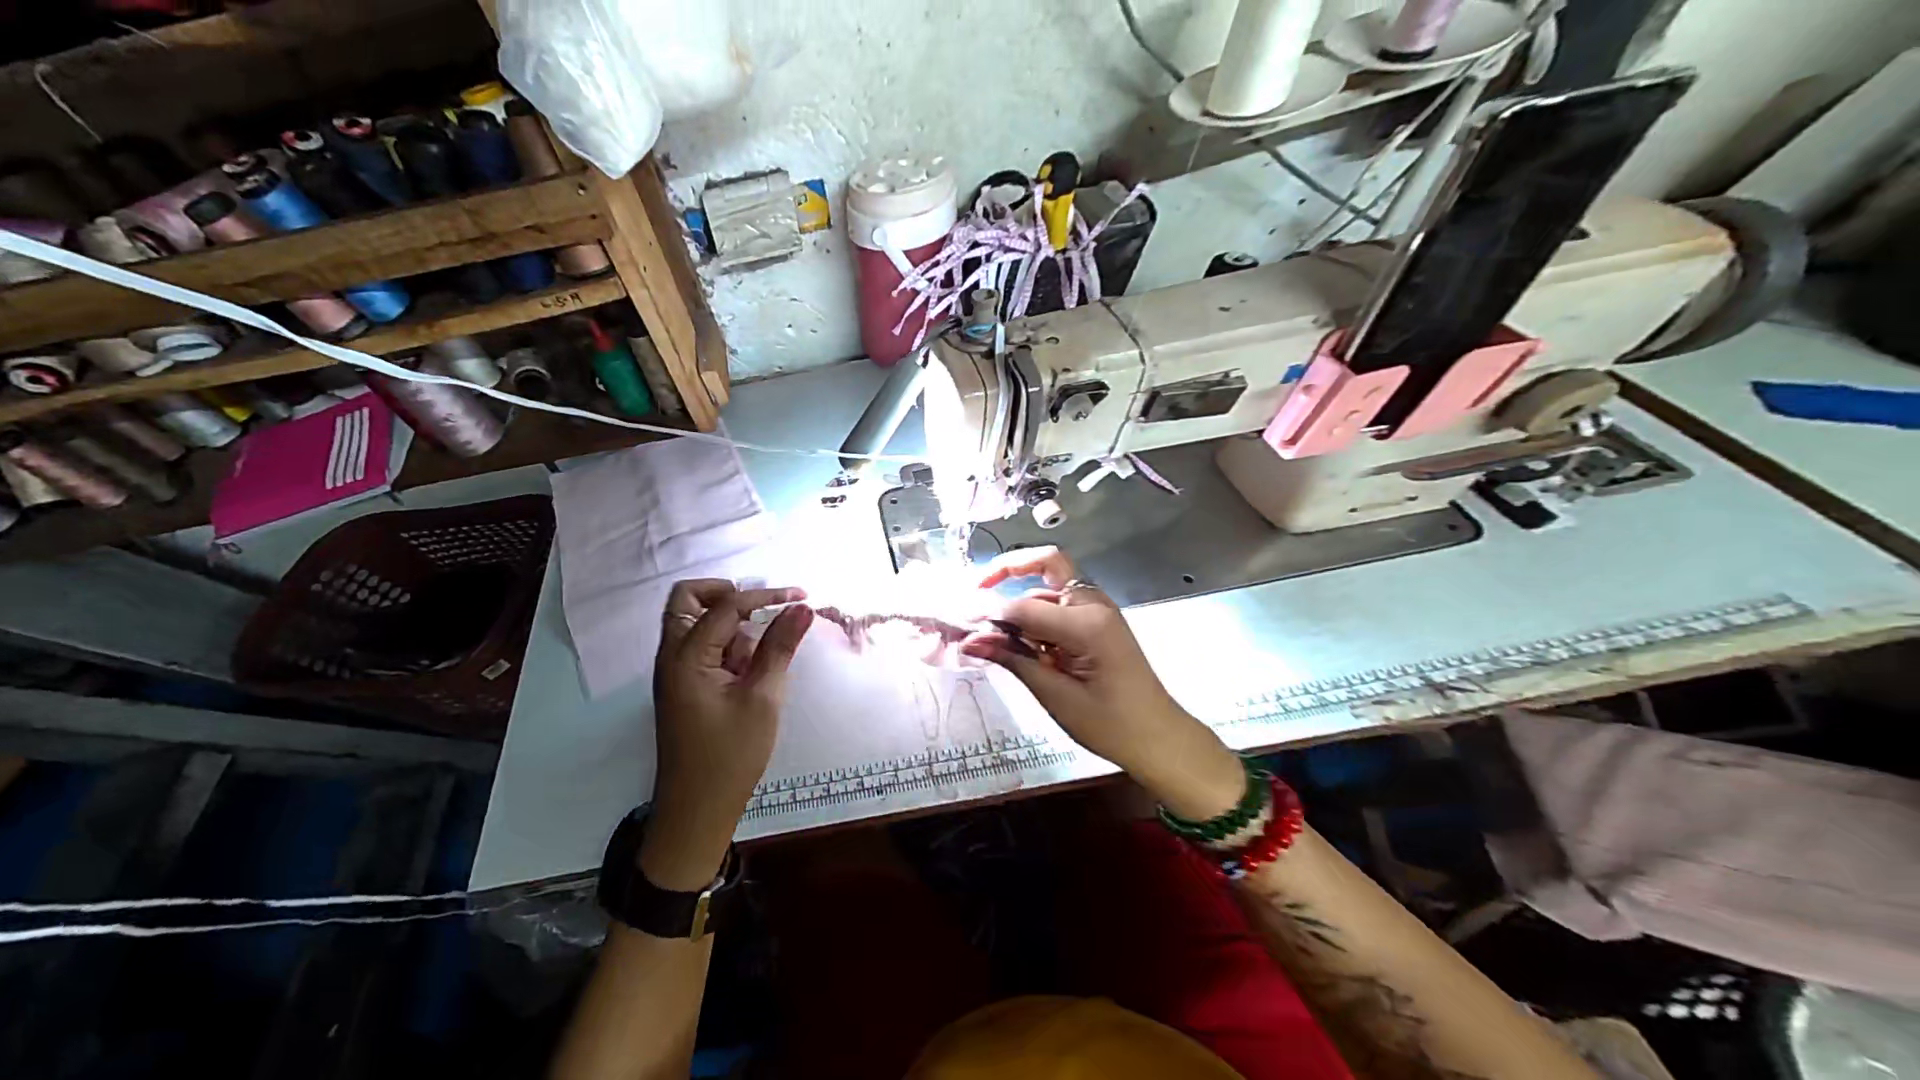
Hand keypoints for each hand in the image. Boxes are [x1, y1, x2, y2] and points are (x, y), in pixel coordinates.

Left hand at [641, 579, 813, 890]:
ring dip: (730, 625)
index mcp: (686, 656)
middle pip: (689, 600)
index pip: (726, 606)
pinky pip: (702, 647)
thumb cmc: (730, 756)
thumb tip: (802, 607)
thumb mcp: (762, 698)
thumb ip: (779, 647)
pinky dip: (727, 647)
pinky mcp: (685, 686)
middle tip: (764, 610)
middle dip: (728, 595)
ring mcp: (676, 671)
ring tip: (761, 662)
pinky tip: (751, 674)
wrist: (697, 811)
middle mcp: (672, 656)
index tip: (801, 597)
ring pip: (696, 622)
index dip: (765, 595)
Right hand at [961, 548, 1243, 821]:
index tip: (968, 633)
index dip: (993, 617)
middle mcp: (1094, 605)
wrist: (1158, 740)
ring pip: (1052, 586)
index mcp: (1087, 622)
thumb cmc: (1110, 724)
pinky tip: (1024, 645)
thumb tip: (970, 641)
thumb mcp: (1055, 695)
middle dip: (1010, 570)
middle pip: (1048, 564)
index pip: (1025, 605)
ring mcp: (1099, 612)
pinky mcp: (1099, 624)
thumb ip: (1013, 660)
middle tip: (976, 591)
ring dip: (1023, 601)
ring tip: (996, 635)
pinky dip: (1038, 617)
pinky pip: (1062, 607)